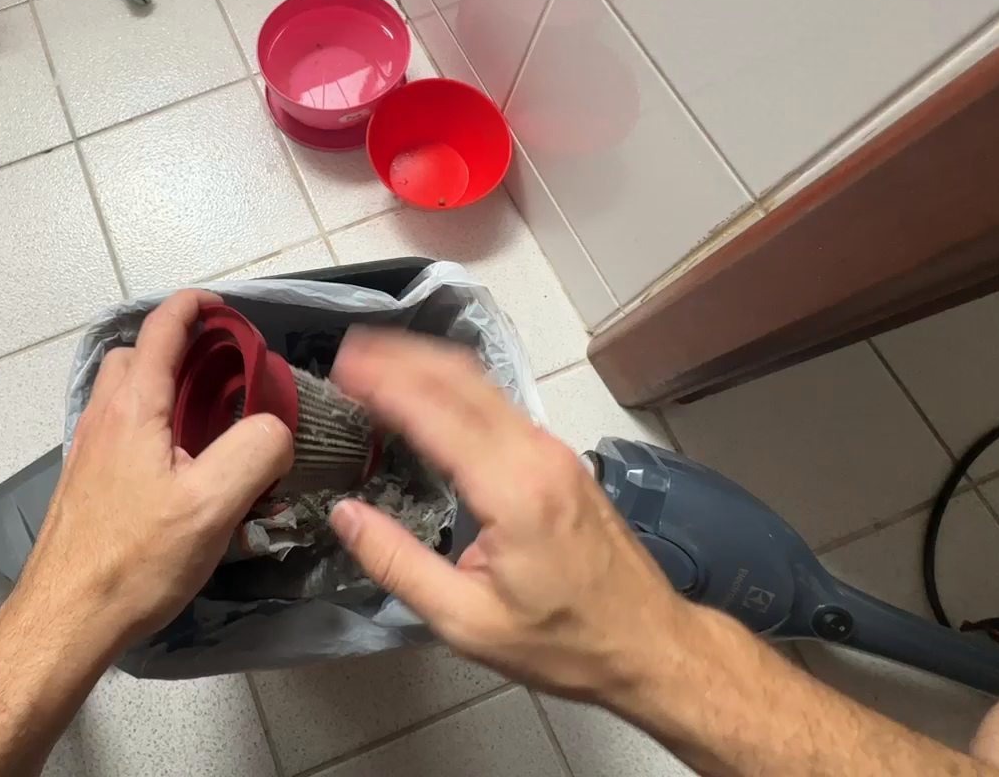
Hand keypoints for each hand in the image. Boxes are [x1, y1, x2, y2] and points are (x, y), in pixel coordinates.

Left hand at [20, 289, 294, 650]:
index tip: (226, 308)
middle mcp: (104, 415)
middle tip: (222, 371)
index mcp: (134, 406)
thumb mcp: (212, 506)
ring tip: (205, 419)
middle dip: (178, 345)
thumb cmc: (135, 558)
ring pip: (124, 389)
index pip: (161, 328)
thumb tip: (275, 426)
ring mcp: (88, 447)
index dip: (193, 305)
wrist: (62, 620)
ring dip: (162, 383)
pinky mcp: (85, 477)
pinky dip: (149, 417)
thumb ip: (255, 451)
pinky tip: (175, 464)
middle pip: (138, 353)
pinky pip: (120, 424)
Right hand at [327, 329, 690, 702]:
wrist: (654, 645)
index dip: (385, 384)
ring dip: (424, 360)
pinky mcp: (556, 452)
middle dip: (399, 357)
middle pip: (458, 379)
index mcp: (512, 491)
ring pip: (479, 380)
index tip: (344, 370)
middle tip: (349, 353)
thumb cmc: (563, 642)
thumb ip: (398, 564)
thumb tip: (345, 514)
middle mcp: (534, 453)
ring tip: (376, 358)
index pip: (435, 414)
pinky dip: (450, 380)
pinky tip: (426, 385)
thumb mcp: (468, 621)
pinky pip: (494, 397)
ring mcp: (551, 447)